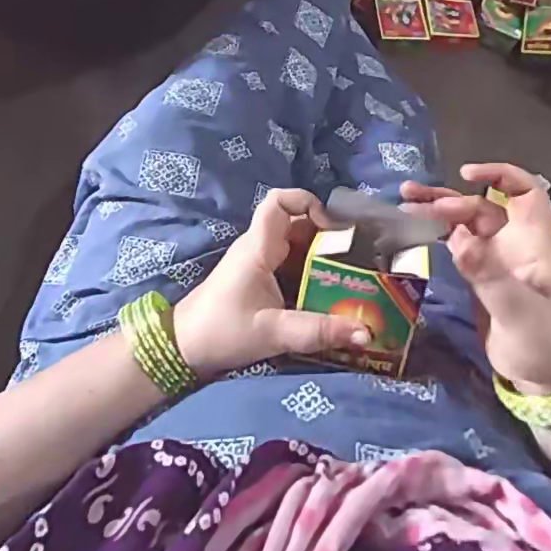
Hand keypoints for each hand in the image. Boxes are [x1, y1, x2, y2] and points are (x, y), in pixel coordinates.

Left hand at [172, 189, 372, 374]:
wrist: (183, 349)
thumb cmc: (222, 331)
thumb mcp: (273, 333)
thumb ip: (318, 331)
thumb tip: (366, 332)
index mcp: (258, 247)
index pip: (279, 201)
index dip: (308, 203)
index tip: (332, 230)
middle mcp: (259, 248)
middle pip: (297, 224)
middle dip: (327, 237)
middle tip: (354, 259)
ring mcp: (259, 264)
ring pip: (297, 247)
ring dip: (322, 259)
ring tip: (350, 277)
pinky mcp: (261, 281)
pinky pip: (292, 266)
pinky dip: (312, 274)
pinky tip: (330, 294)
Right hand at [401, 164, 550, 394]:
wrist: (545, 380)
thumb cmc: (543, 344)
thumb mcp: (519, 312)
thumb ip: (488, 276)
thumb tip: (457, 238)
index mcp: (532, 244)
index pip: (525, 192)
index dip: (501, 175)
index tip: (466, 173)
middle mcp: (513, 245)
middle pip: (482, 206)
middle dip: (450, 198)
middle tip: (412, 199)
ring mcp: (496, 261)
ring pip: (466, 224)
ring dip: (438, 211)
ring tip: (404, 203)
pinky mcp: (481, 278)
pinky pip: (458, 246)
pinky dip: (438, 234)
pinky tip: (416, 230)